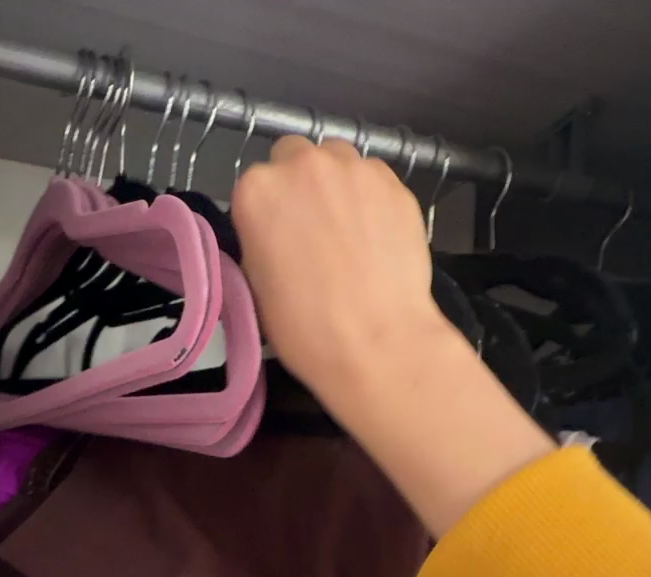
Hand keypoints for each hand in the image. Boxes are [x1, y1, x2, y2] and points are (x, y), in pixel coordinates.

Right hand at [231, 135, 453, 395]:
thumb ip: (258, 245)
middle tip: (312, 231)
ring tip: (348, 233)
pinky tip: (377, 239)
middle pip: (295, 158)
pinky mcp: (396, 185)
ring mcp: (355, 170)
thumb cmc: (306, 329)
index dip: (266, 214)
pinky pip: (375, 181)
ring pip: (339, 162)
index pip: (254, 185)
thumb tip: (271, 238)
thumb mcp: (256, 289)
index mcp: (257, 191)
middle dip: (300, 187)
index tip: (276, 240)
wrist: (377, 343)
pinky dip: (372, 200)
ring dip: (337, 186)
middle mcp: (304, 165)